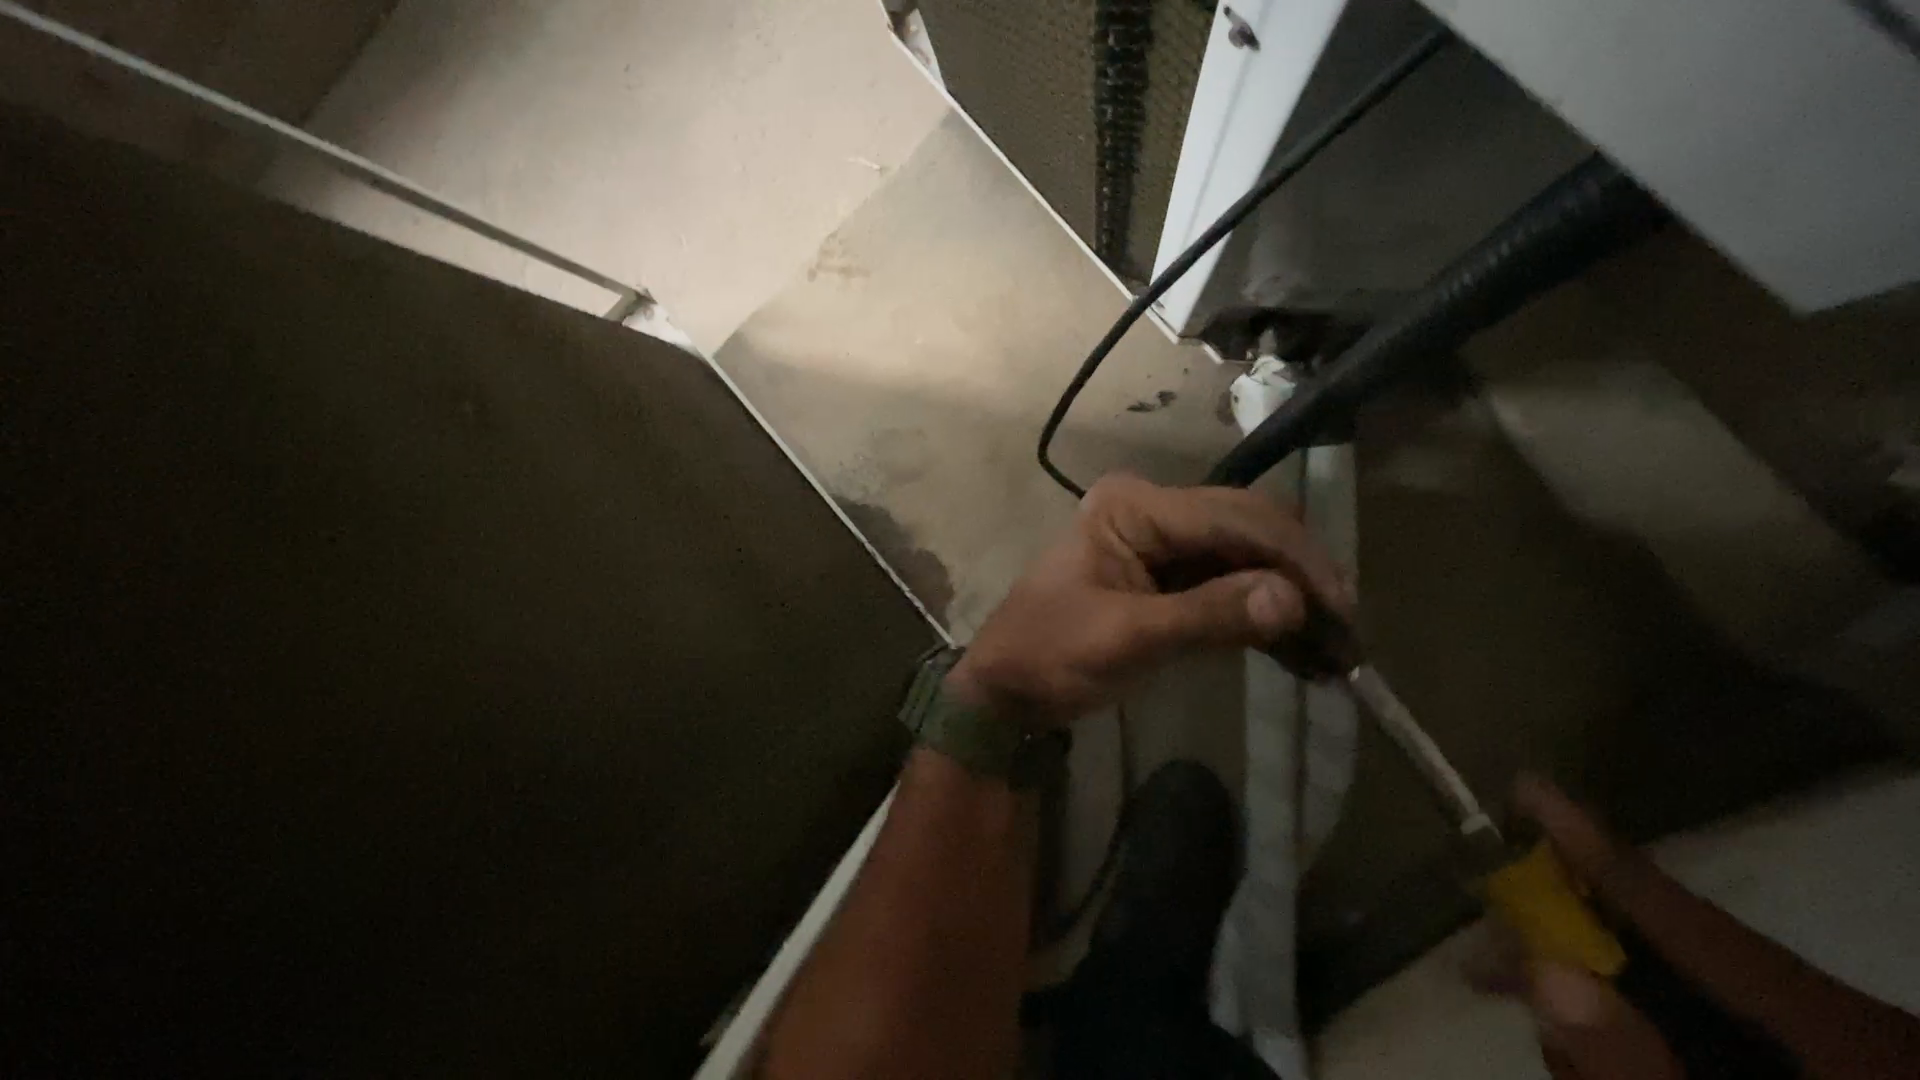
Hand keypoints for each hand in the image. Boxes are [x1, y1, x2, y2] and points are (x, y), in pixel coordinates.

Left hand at [945, 474, 1351, 727]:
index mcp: (1134, 507)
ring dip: (1291, 603)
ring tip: (1336, 653)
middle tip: (1346, 635)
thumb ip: (1207, 616)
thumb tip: (1292, 601)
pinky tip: (1304, 655)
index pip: (1232, 517)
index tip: (1340, 608)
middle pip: (1249, 531)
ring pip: (1248, 560)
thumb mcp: (1124, 639)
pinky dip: (1265, 619)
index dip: (1293, 558)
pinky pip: (1231, 589)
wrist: (1006, 691)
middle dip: (1300, 579)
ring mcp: (1165, 545)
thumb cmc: (1048, 655)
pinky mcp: (1172, 581)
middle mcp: (1155, 513)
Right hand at [1506, 776, 1919, 1079]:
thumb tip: (1544, 972)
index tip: (1528, 787)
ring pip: (1685, 1005)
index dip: (1598, 851)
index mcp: (1838, 1031)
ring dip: (1606, 1022)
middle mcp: (1840, 1024)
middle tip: (1481, 970)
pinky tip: (1608, 1070)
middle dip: (1573, 961)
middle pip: (1674, 961)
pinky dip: (1652, 1049)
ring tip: (1567, 1064)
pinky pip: (1712, 1037)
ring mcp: (1838, 1048)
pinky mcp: (1827, 1066)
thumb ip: (1638, 1070)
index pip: (1688, 918)